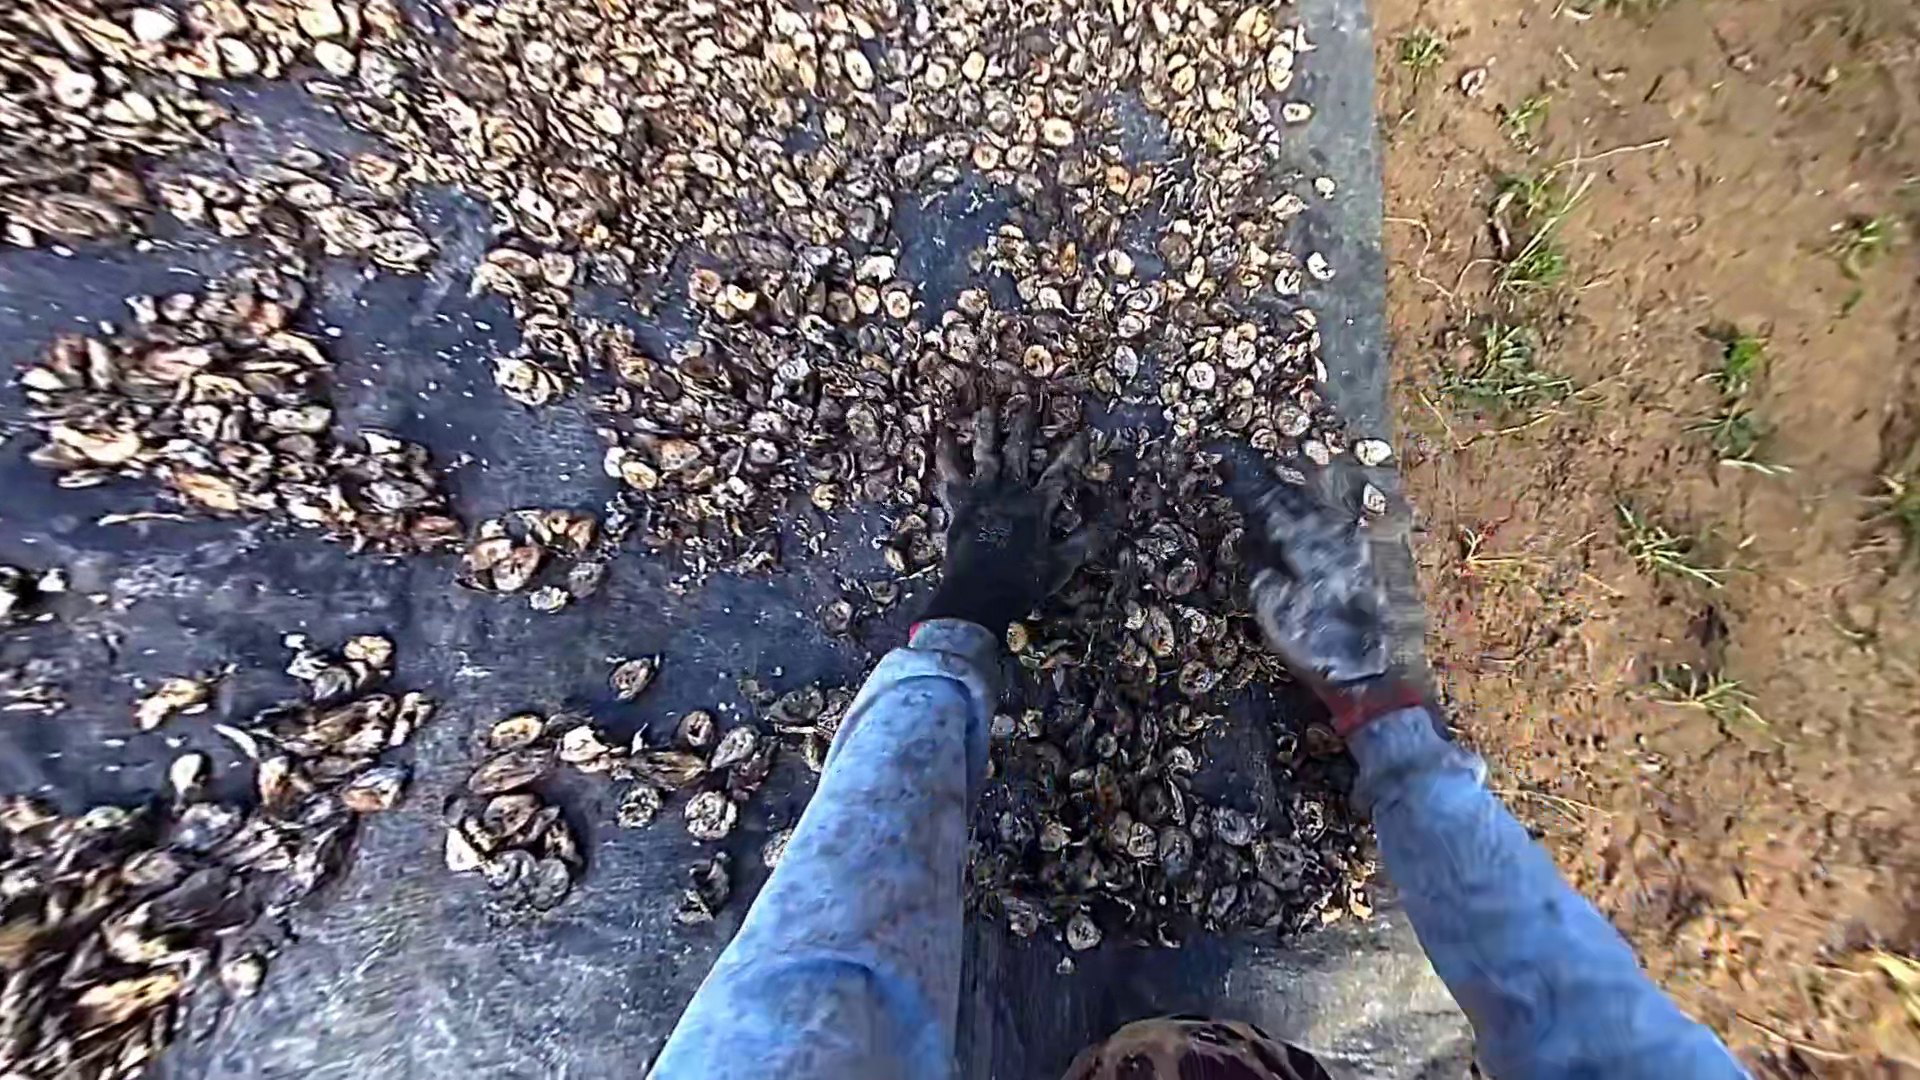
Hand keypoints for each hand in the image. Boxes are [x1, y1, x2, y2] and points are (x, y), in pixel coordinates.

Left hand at [920, 399, 1088, 640]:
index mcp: (1037, 505)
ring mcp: (982, 494)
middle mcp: (1010, 491)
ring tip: (988, 407)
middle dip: (1025, 426)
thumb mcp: (1063, 563)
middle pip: (1020, 451)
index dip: (1074, 452)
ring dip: (988, 429)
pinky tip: (943, 432)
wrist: (978, 593)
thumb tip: (1118, 513)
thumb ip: (1089, 538)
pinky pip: (950, 473)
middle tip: (1026, 401)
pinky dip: (946, 452)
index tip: (1084, 432)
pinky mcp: (959, 503)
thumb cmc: (1023, 581)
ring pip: (987, 453)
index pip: (1061, 472)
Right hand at [1219, 444, 1421, 733]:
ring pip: (1307, 499)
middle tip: (1230, 461)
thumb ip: (1258, 557)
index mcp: (1301, 537)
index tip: (1216, 452)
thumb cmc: (1307, 638)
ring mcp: (1347, 538)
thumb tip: (1250, 529)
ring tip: (1255, 479)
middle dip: (1257, 475)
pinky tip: (1291, 508)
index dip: (1238, 473)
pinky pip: (1322, 515)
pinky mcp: (1357, 551)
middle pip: (1287, 490)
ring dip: (1279, 488)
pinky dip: (1300, 505)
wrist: (1362, 669)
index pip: (1264, 494)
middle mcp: (1328, 528)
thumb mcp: (1267, 600)